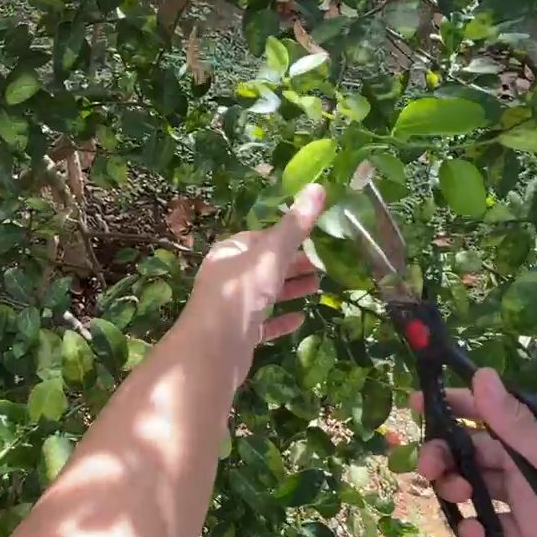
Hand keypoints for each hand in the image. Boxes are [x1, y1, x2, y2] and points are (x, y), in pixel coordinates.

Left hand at [182, 184, 326, 349]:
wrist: (214, 348)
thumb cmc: (241, 292)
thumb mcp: (271, 254)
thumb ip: (294, 226)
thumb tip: (317, 187)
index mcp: (230, 253)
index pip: (259, 238)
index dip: (285, 237)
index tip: (314, 239)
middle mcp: (228, 277)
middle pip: (264, 266)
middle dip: (292, 264)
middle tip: (322, 265)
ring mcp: (233, 307)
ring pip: (265, 294)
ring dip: (290, 290)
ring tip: (318, 287)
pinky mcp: (240, 335)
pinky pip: (264, 323)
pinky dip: (282, 319)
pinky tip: (301, 319)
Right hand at [414, 368, 536, 536]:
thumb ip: (518, 426)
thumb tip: (479, 373)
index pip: (488, 408)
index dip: (451, 403)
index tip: (416, 403)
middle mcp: (532, 458)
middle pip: (473, 448)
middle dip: (444, 454)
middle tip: (428, 470)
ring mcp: (534, 495)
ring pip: (479, 485)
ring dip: (458, 491)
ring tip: (458, 503)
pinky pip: (498, 525)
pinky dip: (481, 530)